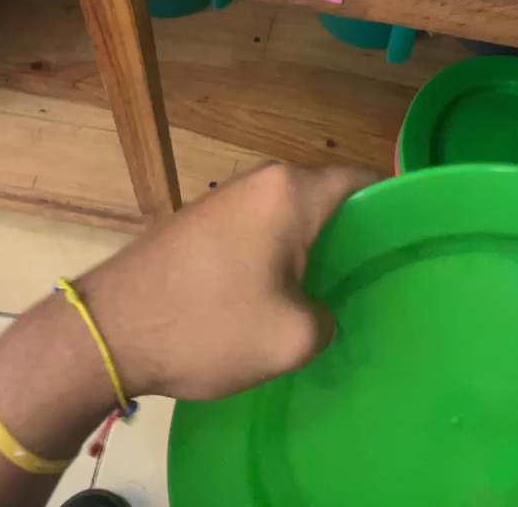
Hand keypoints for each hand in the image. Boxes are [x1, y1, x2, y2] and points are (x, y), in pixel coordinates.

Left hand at [79, 162, 379, 400]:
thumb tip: (317, 309)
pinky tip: (278, 293)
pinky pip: (261, 226)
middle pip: (327, 197)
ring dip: (311, 248)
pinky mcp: (204, 218)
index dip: (392, 207)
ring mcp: (228, 196)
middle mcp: (262, 179)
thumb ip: (328, 318)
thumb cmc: (208, 323)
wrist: (111, 328)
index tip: (406, 243)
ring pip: (292, 214)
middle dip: (352, 234)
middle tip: (373, 278)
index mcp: (291, 191)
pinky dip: (279, 252)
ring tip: (328, 292)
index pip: (363, 182)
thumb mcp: (291, 337)